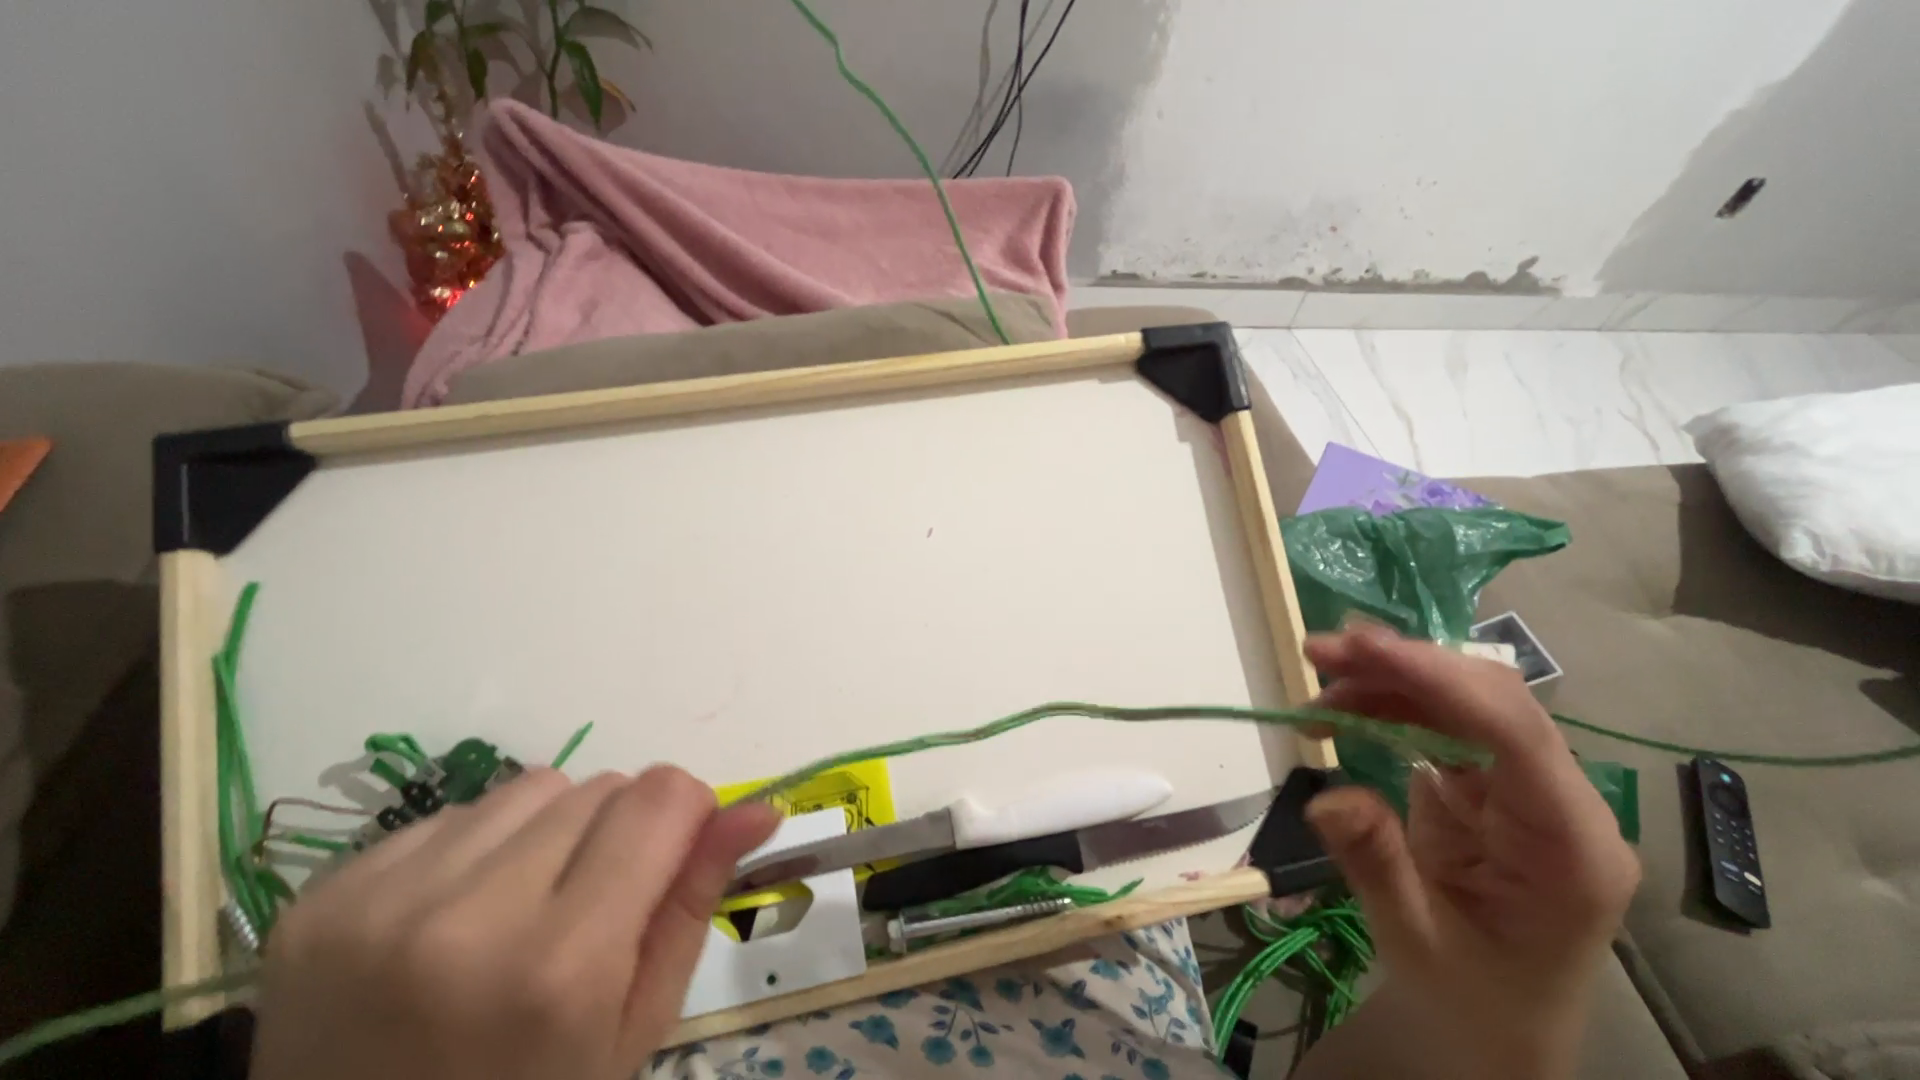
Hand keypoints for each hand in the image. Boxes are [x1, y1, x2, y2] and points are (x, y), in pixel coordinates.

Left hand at [250, 766, 780, 1079]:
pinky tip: (451, 920)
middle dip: (616, 831)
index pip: (660, 801)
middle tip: (589, 907)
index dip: (684, 817)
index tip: (672, 857)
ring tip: (518, 908)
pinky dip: (474, 850)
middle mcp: (468, 918)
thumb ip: (694, 904)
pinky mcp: (324, 893)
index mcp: (561, 966)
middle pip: (599, 788)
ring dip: (546, 832)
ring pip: (529, 787)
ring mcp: (382, 902)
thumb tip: (756, 807)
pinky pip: (449, 814)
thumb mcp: (633, 1026)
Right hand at [1303, 626, 1639, 1075]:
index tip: (1363, 651)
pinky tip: (1345, 711)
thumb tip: (1324, 796)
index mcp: (1570, 849)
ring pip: (1468, 706)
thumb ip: (1376, 863)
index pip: (1516, 736)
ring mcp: (1530, 795)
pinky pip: (1447, 731)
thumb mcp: (1415, 939)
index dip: (1440, 682)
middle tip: (1322, 651)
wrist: (1495, 1030)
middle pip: (1495, 705)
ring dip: (1392, 684)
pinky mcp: (1496, 793)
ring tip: (1320, 683)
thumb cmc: (1470, 998)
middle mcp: (1563, 807)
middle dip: (1407, 667)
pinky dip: (1393, 710)